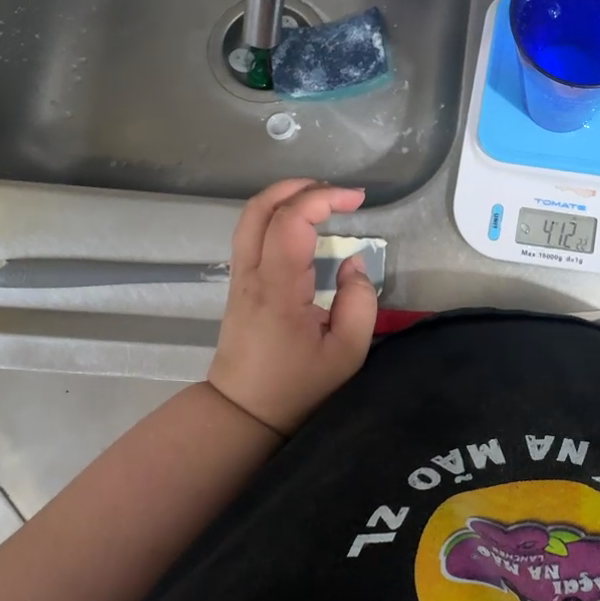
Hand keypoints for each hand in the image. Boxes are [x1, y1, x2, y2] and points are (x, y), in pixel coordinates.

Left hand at [206, 179, 377, 434]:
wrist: (244, 414)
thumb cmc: (298, 386)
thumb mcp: (347, 352)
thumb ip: (360, 301)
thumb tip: (354, 263)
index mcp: (278, 288)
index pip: (290, 221)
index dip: (324, 198)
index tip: (359, 200)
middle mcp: (252, 274)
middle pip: (260, 208)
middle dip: (301, 187)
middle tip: (339, 192)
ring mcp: (240, 277)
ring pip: (250, 217)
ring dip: (286, 197)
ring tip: (323, 198)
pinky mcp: (239, 283)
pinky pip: (252, 233)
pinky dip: (278, 214)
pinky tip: (304, 222)